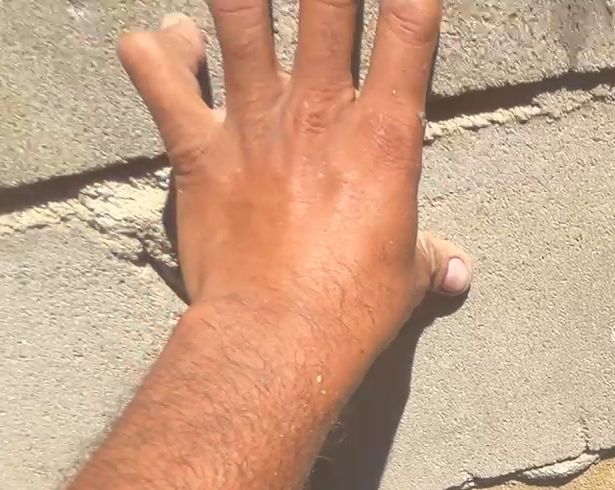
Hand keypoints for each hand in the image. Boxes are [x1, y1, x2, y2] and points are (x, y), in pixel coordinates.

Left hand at [117, 0, 470, 388]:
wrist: (282, 333)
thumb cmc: (356, 307)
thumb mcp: (410, 279)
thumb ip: (434, 258)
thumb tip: (458, 270)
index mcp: (385, 140)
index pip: (408, 36)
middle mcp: (319, 112)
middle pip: (324, 3)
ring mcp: (253, 121)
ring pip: (235, 10)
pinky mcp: (197, 145)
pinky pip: (156, 68)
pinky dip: (157, 47)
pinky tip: (171, 43)